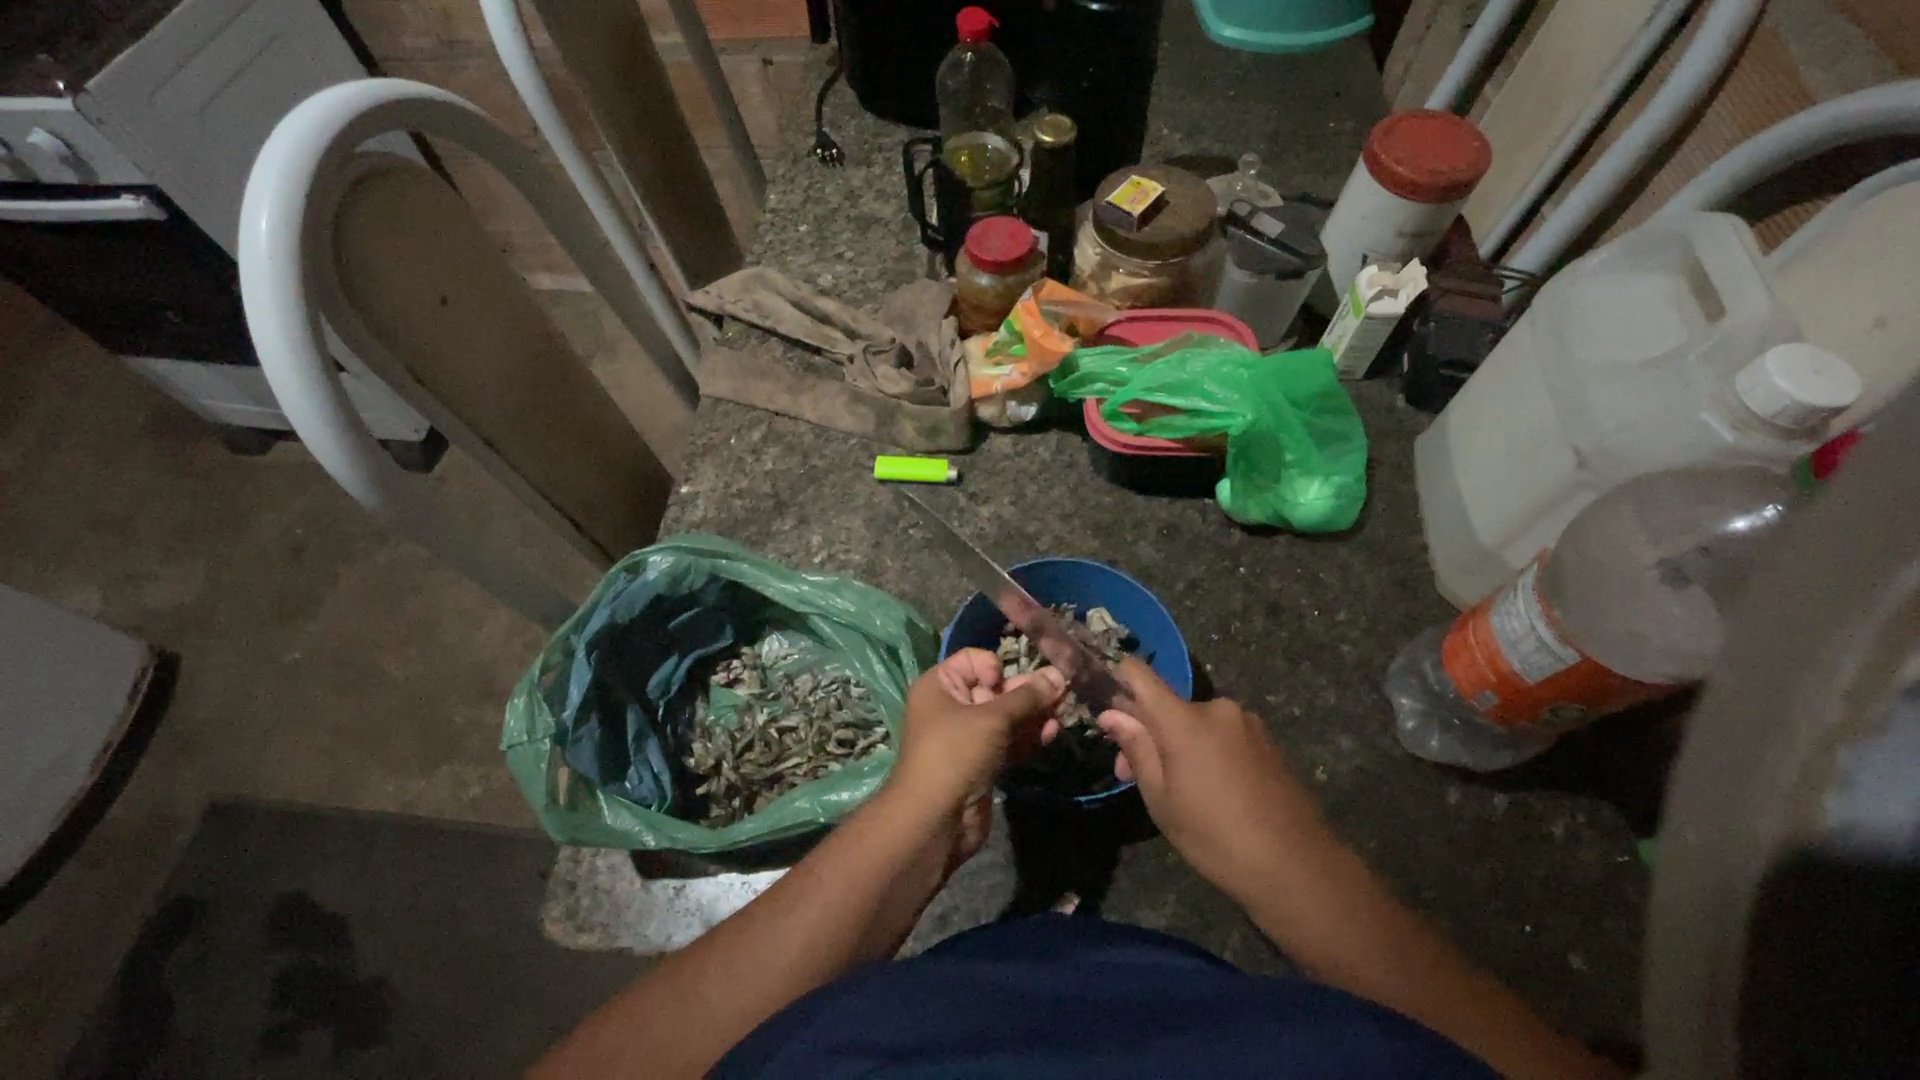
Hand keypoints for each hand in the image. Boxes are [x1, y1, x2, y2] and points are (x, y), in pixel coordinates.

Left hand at [889, 649, 1065, 836]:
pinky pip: (1009, 742)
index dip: (996, 667)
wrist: (936, 820)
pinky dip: (1028, 737)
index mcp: (940, 686)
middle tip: (1060, 694)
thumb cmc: (956, 753)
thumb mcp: (992, 719)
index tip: (1009, 683)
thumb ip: (1027, 698)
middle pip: (995, 689)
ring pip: (1006, 718)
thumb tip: (1058, 676)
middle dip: (1026, 692)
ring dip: (1033, 715)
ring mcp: (967, 738)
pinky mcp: (982, 764)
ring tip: (1062, 713)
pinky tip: (1051, 733)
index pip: (974, 660)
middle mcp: (951, 707)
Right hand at [1098, 657, 1323, 902]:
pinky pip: (1222, 736)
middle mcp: (1217, 709)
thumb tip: (1111, 714)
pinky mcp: (1268, 742)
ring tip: (1175, 791)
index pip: (1140, 674)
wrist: (1297, 866)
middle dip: (1146, 733)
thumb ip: (1136, 749)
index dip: (1116, 680)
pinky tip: (1210, 793)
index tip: (1102, 702)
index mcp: (1185, 719)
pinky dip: (1205, 752)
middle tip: (1132, 777)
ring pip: (1195, 724)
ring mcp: (1248, 724)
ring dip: (1177, 745)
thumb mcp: (1162, 799)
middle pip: (1167, 706)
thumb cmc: (1215, 836)